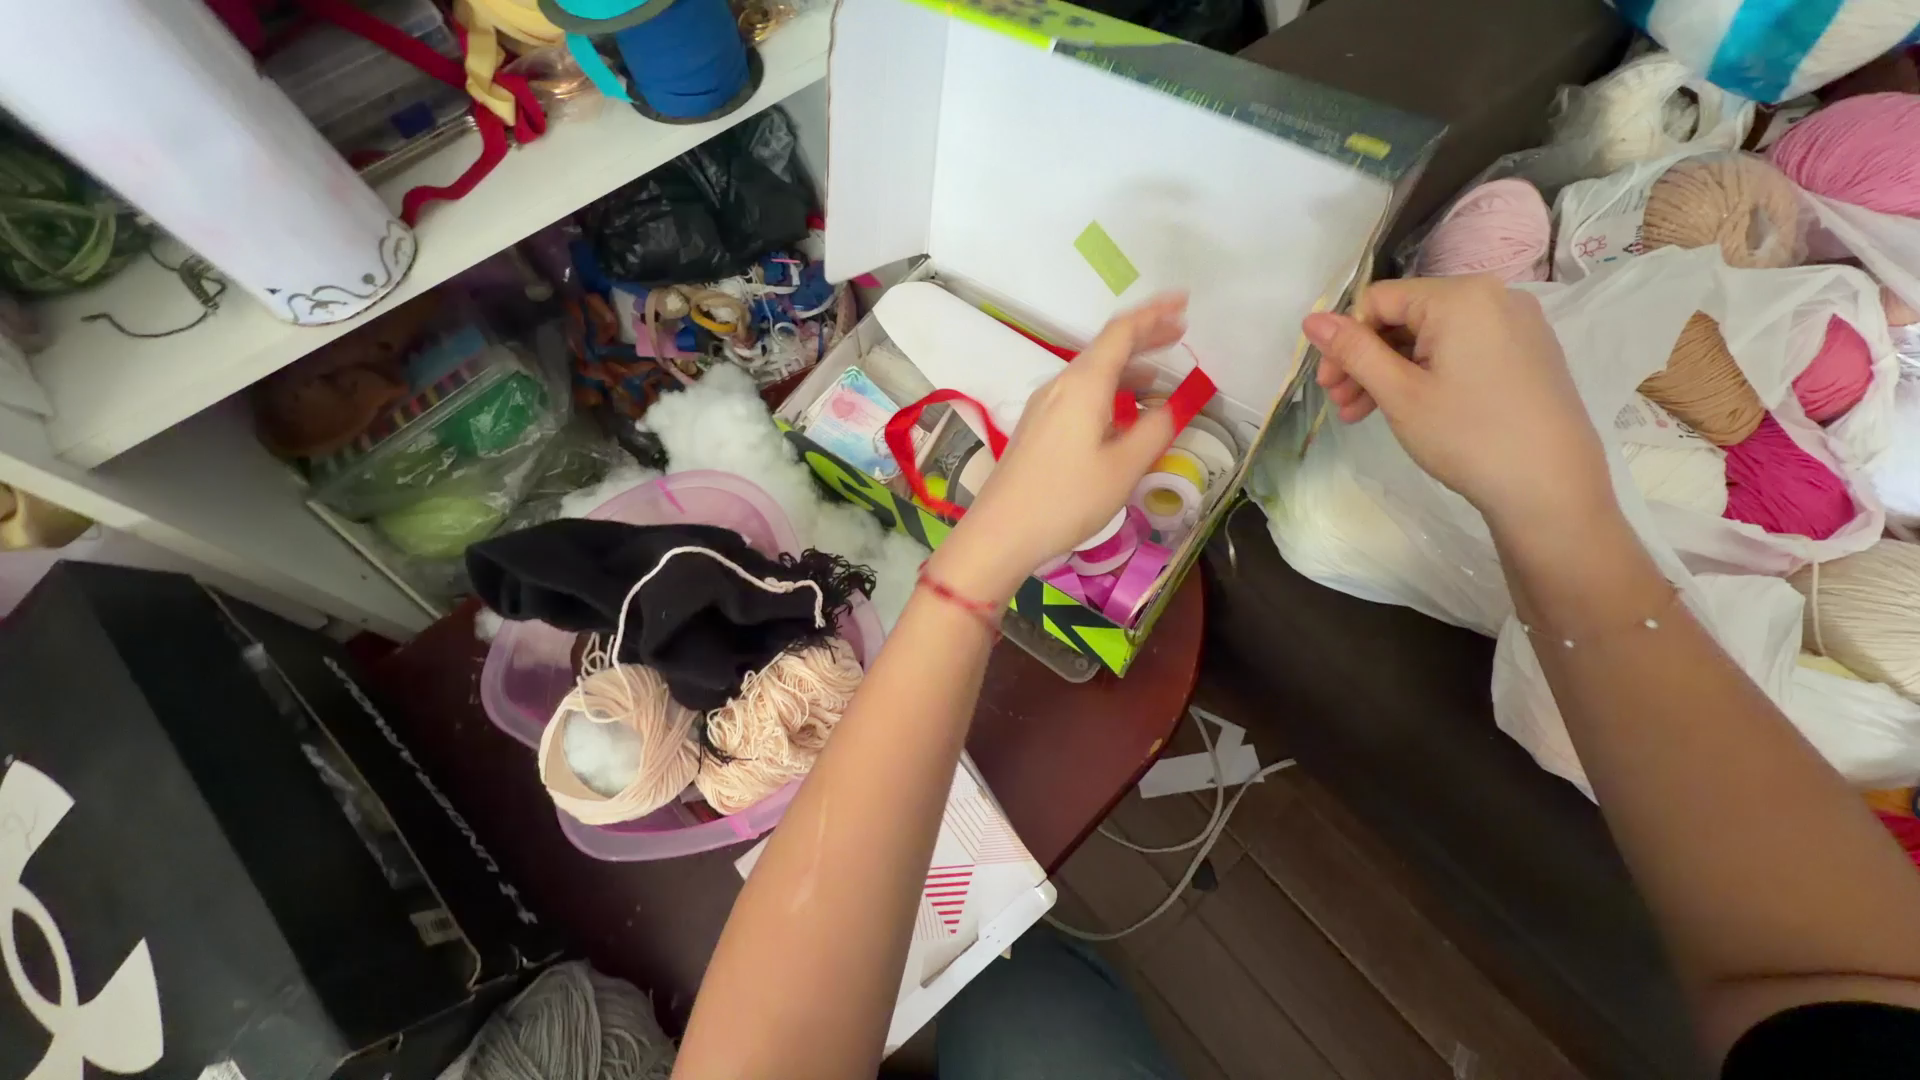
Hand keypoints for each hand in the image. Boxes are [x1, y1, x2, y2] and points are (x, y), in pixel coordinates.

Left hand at [931, 293, 1186, 601]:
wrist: (1001, 532)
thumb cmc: (1067, 499)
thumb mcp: (1124, 467)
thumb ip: (1155, 430)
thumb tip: (1173, 406)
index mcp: (1083, 384)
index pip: (1122, 331)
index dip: (1155, 313)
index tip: (1184, 303)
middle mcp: (1060, 385)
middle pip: (1106, 348)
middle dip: (1145, 337)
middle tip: (1180, 334)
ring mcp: (1044, 406)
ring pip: (1092, 374)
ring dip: (1128, 370)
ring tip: (1161, 379)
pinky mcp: (1037, 428)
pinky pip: (1079, 396)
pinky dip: (1108, 393)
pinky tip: (1123, 415)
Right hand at [1306, 275, 1612, 533]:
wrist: (1551, 486)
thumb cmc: (1467, 435)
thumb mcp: (1399, 393)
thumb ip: (1353, 351)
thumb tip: (1311, 319)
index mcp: (1461, 297)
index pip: (1378, 299)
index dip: (1344, 339)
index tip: (1328, 385)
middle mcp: (1494, 297)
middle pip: (1404, 317)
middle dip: (1364, 359)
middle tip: (1340, 405)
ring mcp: (1515, 325)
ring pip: (1429, 338)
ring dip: (1389, 372)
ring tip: (1363, 415)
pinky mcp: (1525, 352)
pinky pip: (1458, 350)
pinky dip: (1424, 375)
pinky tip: (1407, 409)